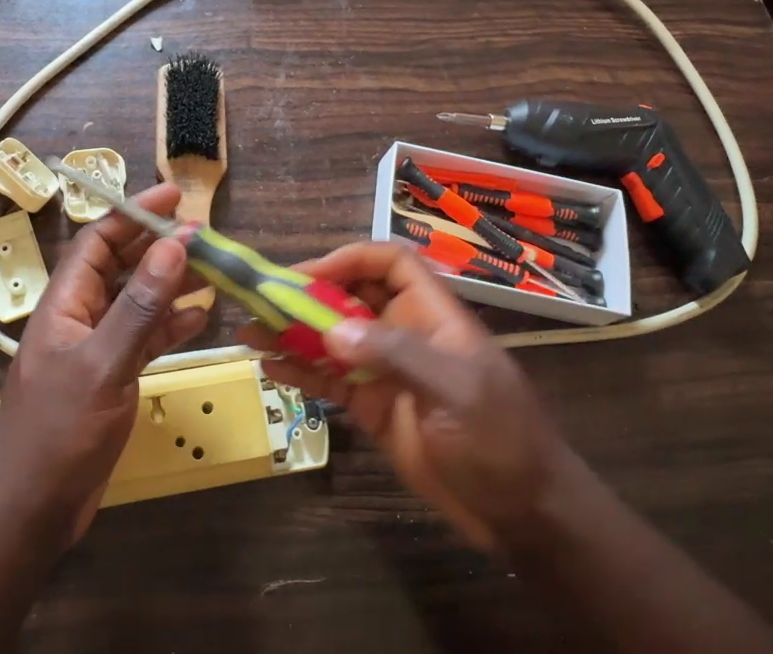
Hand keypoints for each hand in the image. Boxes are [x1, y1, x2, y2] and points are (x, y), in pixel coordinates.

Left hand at [0, 183, 208, 544]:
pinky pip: (142, 339)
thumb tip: (173, 244)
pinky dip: (169, 325)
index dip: (132, 213)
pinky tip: (199, 316)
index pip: (98, 242)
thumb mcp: (103, 364)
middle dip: (156, 245)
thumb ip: (139, 307)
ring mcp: (94, 351)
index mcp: (64, 305)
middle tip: (202, 231)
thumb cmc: (59, 432)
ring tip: (210, 269)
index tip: (174, 195)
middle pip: (120, 267)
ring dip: (169, 284)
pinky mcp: (110, 380)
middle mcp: (78, 319)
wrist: (32, 509)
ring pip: (136, 303)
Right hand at [239, 242, 573, 551]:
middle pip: (353, 297)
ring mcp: (388, 372)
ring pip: (334, 338)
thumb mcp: (454, 391)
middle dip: (308, 296)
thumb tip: (332, 329)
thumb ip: (396, 354)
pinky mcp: (375, 408)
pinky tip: (269, 369)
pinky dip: (301, 372)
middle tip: (260, 302)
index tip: (305, 277)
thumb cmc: (500, 441)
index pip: (391, 263)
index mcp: (433, 316)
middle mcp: (406, 335)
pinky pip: (331, 381)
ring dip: (293, 334)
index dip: (348, 260)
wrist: (522, 512)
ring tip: (249, 334)